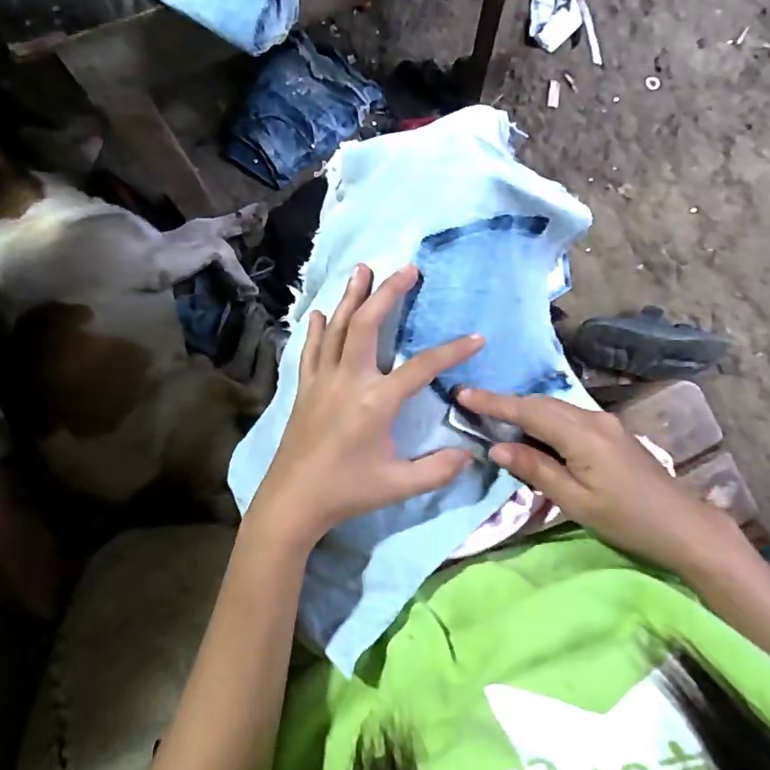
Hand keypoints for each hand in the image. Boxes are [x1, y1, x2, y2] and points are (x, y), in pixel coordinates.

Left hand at [247, 264, 483, 545]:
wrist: (292, 501)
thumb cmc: (347, 492)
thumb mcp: (399, 485)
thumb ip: (438, 469)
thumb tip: (470, 454)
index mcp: (375, 402)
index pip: (421, 367)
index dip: (452, 351)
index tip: (477, 337)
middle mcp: (348, 381)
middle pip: (368, 325)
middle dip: (388, 293)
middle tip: (407, 268)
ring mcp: (322, 381)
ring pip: (338, 328)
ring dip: (352, 297)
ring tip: (363, 269)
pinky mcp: (305, 389)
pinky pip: (311, 349)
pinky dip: (318, 328)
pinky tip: (323, 312)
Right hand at [456, 388, 742, 576]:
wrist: (683, 525)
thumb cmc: (627, 519)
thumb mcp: (576, 501)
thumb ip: (536, 470)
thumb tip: (498, 447)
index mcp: (582, 434)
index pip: (529, 410)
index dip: (493, 402)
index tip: (462, 393)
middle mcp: (593, 419)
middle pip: (541, 403)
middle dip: (505, 402)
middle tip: (471, 405)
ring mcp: (605, 423)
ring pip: (555, 408)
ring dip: (524, 410)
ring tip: (493, 417)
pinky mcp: (611, 433)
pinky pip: (569, 418)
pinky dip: (544, 421)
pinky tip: (531, 433)